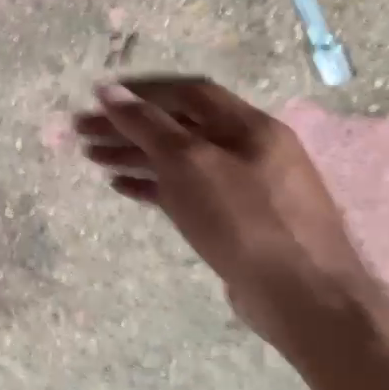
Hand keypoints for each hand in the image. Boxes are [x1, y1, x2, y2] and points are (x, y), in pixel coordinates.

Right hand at [75, 77, 382, 356]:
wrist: (306, 300)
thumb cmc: (243, 218)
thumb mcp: (187, 162)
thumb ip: (145, 123)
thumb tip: (107, 90)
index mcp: (251, 129)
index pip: (189, 92)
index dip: (141, 92)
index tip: (98, 100)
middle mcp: (253, 151)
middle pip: (179, 126)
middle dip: (128, 126)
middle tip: (82, 131)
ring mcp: (249, 187)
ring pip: (179, 158)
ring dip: (133, 154)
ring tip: (92, 158)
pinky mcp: (240, 219)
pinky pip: (188, 189)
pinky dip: (153, 184)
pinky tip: (121, 187)